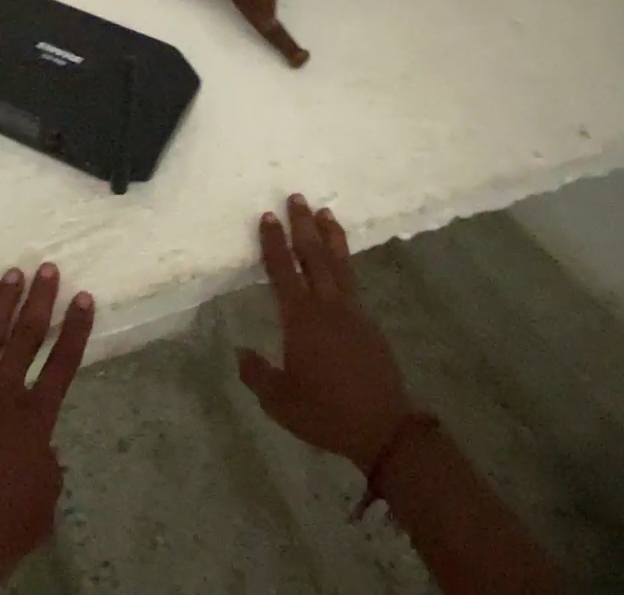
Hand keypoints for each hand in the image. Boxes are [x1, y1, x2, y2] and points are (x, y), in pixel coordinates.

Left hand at [0, 265, 95, 594]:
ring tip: (11, 273)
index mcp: (34, 420)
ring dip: (0, 304)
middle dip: (40, 301)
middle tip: (48, 269)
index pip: (62, 364)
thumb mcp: (42, 506)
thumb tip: (41, 449)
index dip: (76, 329)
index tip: (84, 297)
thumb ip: (47, 469)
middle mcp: (1, 396)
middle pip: (26, 339)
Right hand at [237, 195, 412, 471]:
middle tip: (296, 197)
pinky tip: (342, 257)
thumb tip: (241, 352)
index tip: (267, 216)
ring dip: (329, 235)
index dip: (273, 243)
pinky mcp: (368, 321)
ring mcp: (352, 311)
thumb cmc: (325, 413)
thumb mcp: (280, 401)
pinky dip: (345, 259)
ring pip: (339, 262)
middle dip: (302, 225)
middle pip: (314, 255)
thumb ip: (257, 374)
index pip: (283, 271)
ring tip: (324, 211)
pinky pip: (353, 279)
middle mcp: (327, 306)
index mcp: (301, 319)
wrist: (382, 426)